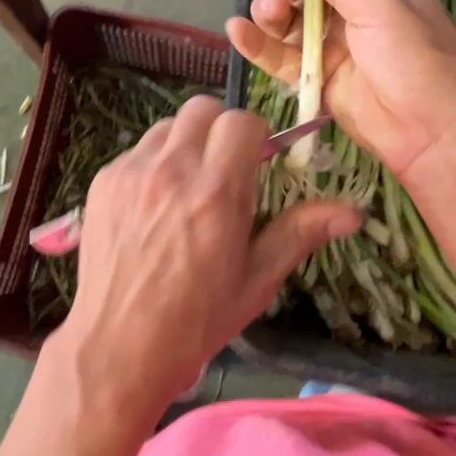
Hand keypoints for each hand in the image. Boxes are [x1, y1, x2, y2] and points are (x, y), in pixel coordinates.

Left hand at [57, 96, 361, 413]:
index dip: (255, 137)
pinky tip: (154, 205)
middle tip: (224, 168)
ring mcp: (131, 171)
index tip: (255, 163)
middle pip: (203, 108)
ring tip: (187, 188)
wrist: (119, 347)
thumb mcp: (256, 280)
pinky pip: (136, 151)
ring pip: (167, 126)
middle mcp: (172, 170)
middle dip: (220, 130)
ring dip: (185, 144)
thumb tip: (352, 211)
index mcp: (216, 192)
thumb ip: (299, 232)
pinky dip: (152, 164)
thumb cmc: (197, 320)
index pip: (242, 121)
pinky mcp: (103, 180)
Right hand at [225, 0, 455, 177]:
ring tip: (270, 14)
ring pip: (285, 17)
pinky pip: (278, 55)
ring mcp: (330, 44)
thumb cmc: (419, 58)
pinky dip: (256, 42)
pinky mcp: (314, 76)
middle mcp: (349, 8)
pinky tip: (238, 31)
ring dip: (269, 8)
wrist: (433, 131)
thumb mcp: (383, 6)